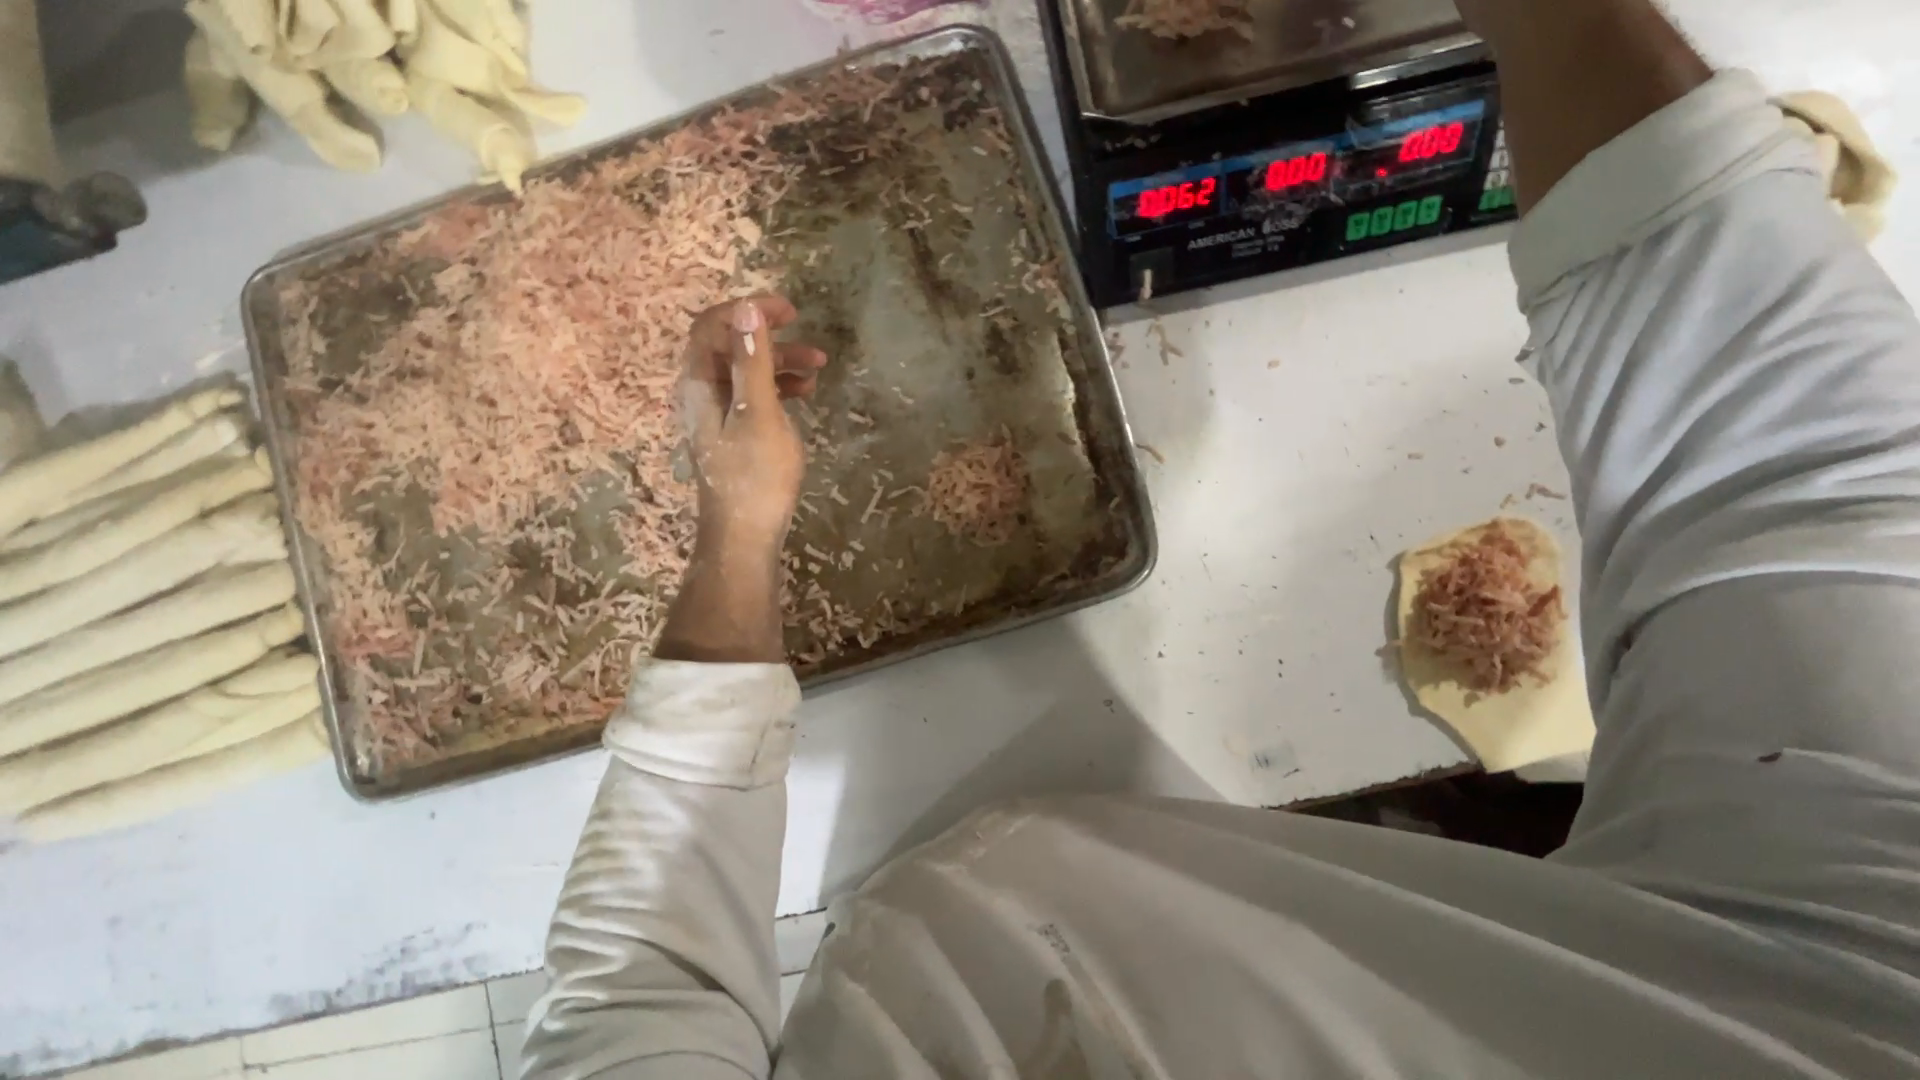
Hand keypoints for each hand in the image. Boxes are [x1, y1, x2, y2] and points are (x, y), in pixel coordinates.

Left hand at [678, 296, 828, 557]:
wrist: (745, 535)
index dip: (747, 310)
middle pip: (729, 345)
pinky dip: (778, 386)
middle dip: (769, 335)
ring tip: (819, 367)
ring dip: (780, 361)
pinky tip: (805, 393)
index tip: (788, 311)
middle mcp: (702, 393)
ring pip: (745, 370)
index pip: (712, 326)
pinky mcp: (733, 433)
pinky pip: (753, 395)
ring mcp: (717, 414)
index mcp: (700, 384)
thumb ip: (753, 361)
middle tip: (804, 330)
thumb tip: (748, 309)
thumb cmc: (754, 476)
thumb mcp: (759, 414)